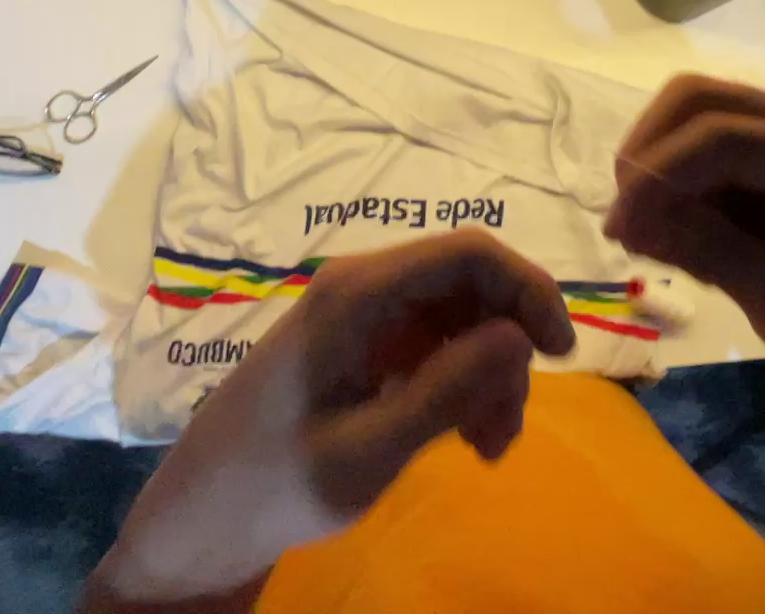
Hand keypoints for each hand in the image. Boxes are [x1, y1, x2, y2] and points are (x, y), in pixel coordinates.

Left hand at [90, 230, 575, 603]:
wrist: (203, 514)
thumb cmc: (274, 482)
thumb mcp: (368, 450)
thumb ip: (446, 390)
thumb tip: (522, 334)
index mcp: (359, 291)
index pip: (467, 251)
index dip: (527, 286)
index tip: (561, 351)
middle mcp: (368, 286)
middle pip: (471, 284)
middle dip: (507, 348)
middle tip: (508, 429)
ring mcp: (369, 313)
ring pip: (463, 317)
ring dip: (490, 374)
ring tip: (488, 447)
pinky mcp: (370, 342)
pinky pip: (440, 344)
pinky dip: (466, 383)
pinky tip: (469, 436)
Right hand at [603, 75, 764, 483]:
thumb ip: (701, 248)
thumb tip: (624, 219)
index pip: (722, 137)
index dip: (657, 172)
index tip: (617, 227)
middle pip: (700, 99)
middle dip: (648, 151)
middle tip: (625, 216)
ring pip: (695, 109)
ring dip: (658, 160)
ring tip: (656, 230)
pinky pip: (703, 133)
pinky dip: (676, 171)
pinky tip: (684, 224)